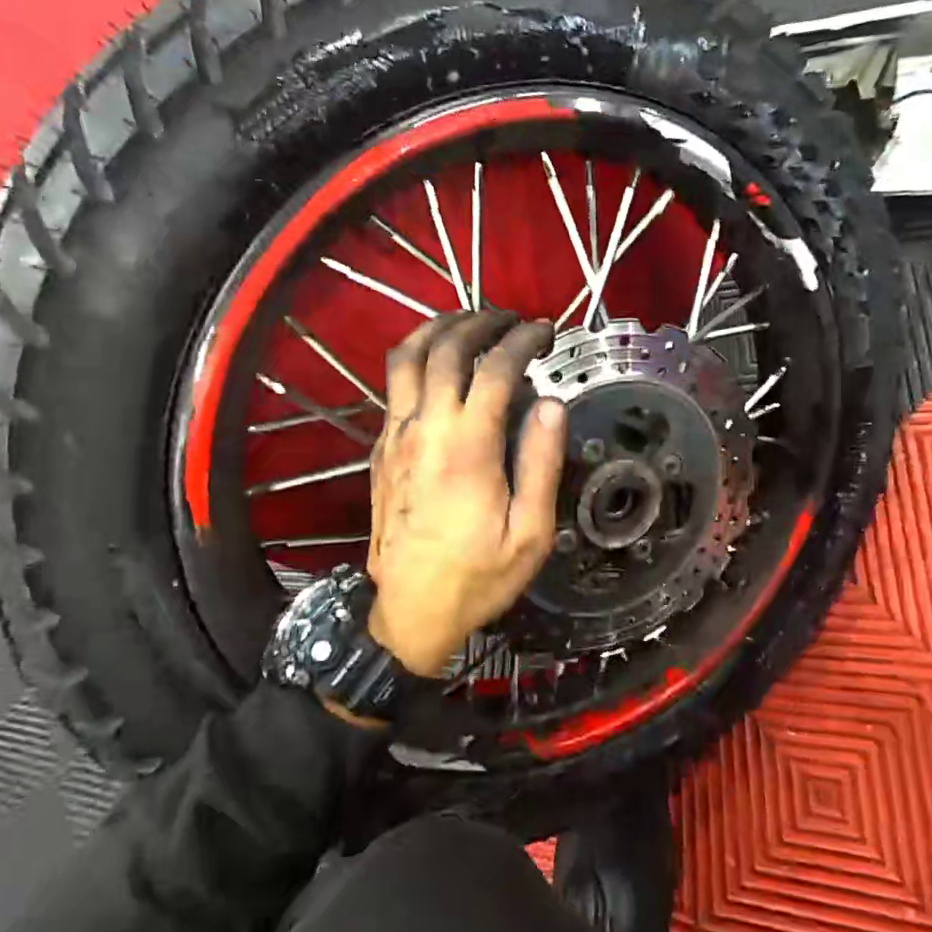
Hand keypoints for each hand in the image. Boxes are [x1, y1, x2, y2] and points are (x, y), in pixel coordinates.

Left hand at [365, 312, 565, 676]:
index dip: (524, 340)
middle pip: (446, 348)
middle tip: (510, 319)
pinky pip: (394, 384)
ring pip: (407, 357)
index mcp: (468, 446)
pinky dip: (417, 357)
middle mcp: (425, 428)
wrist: (410, 612)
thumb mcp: (531, 531)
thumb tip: (551, 403)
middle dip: (481, 322)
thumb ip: (541, 462)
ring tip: (469, 323)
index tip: (545, 332)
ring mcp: (395, 435)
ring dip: (440, 329)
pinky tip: (438, 365)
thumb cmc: (477, 576)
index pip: (495, 369)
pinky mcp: (380, 448)